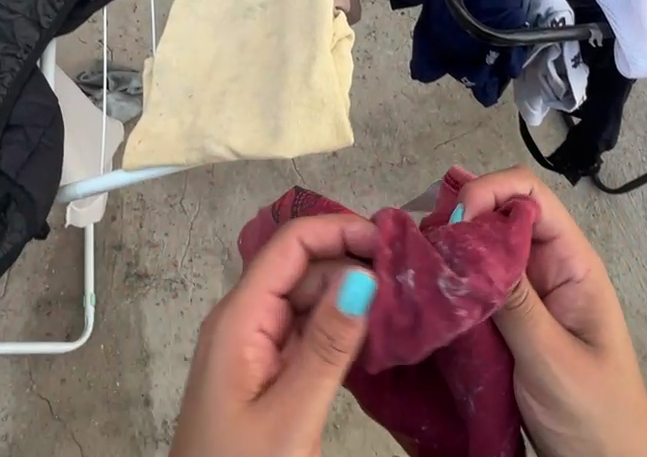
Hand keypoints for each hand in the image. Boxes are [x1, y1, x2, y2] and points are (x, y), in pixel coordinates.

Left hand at [171, 214, 379, 456]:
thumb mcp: (291, 416)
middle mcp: (244, 319)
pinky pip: (306, 331)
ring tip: (400, 305)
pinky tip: (373, 336)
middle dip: (351, 262)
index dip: (338, 230)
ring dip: (350, 295)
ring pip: (308, 297)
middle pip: (302, 267)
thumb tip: (363, 273)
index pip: (289, 244)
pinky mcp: (266, 371)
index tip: (391, 242)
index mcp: (239, 317)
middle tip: (407, 280)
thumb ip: (328, 345)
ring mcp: (255, 345)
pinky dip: (339, 327)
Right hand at [455, 168, 646, 456]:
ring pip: (486, 239)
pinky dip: (452, 267)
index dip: (491, 191)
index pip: (531, 194)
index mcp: (572, 261)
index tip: (456, 222)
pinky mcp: (508, 311)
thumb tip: (471, 248)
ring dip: (454, 238)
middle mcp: (547, 263)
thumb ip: (516, 303)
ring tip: (421, 247)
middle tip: (429, 237)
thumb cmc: (597, 415)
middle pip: (503, 207)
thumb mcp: (554, 359)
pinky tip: (429, 267)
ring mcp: (527, 287)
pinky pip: (478, 274)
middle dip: (464, 210)